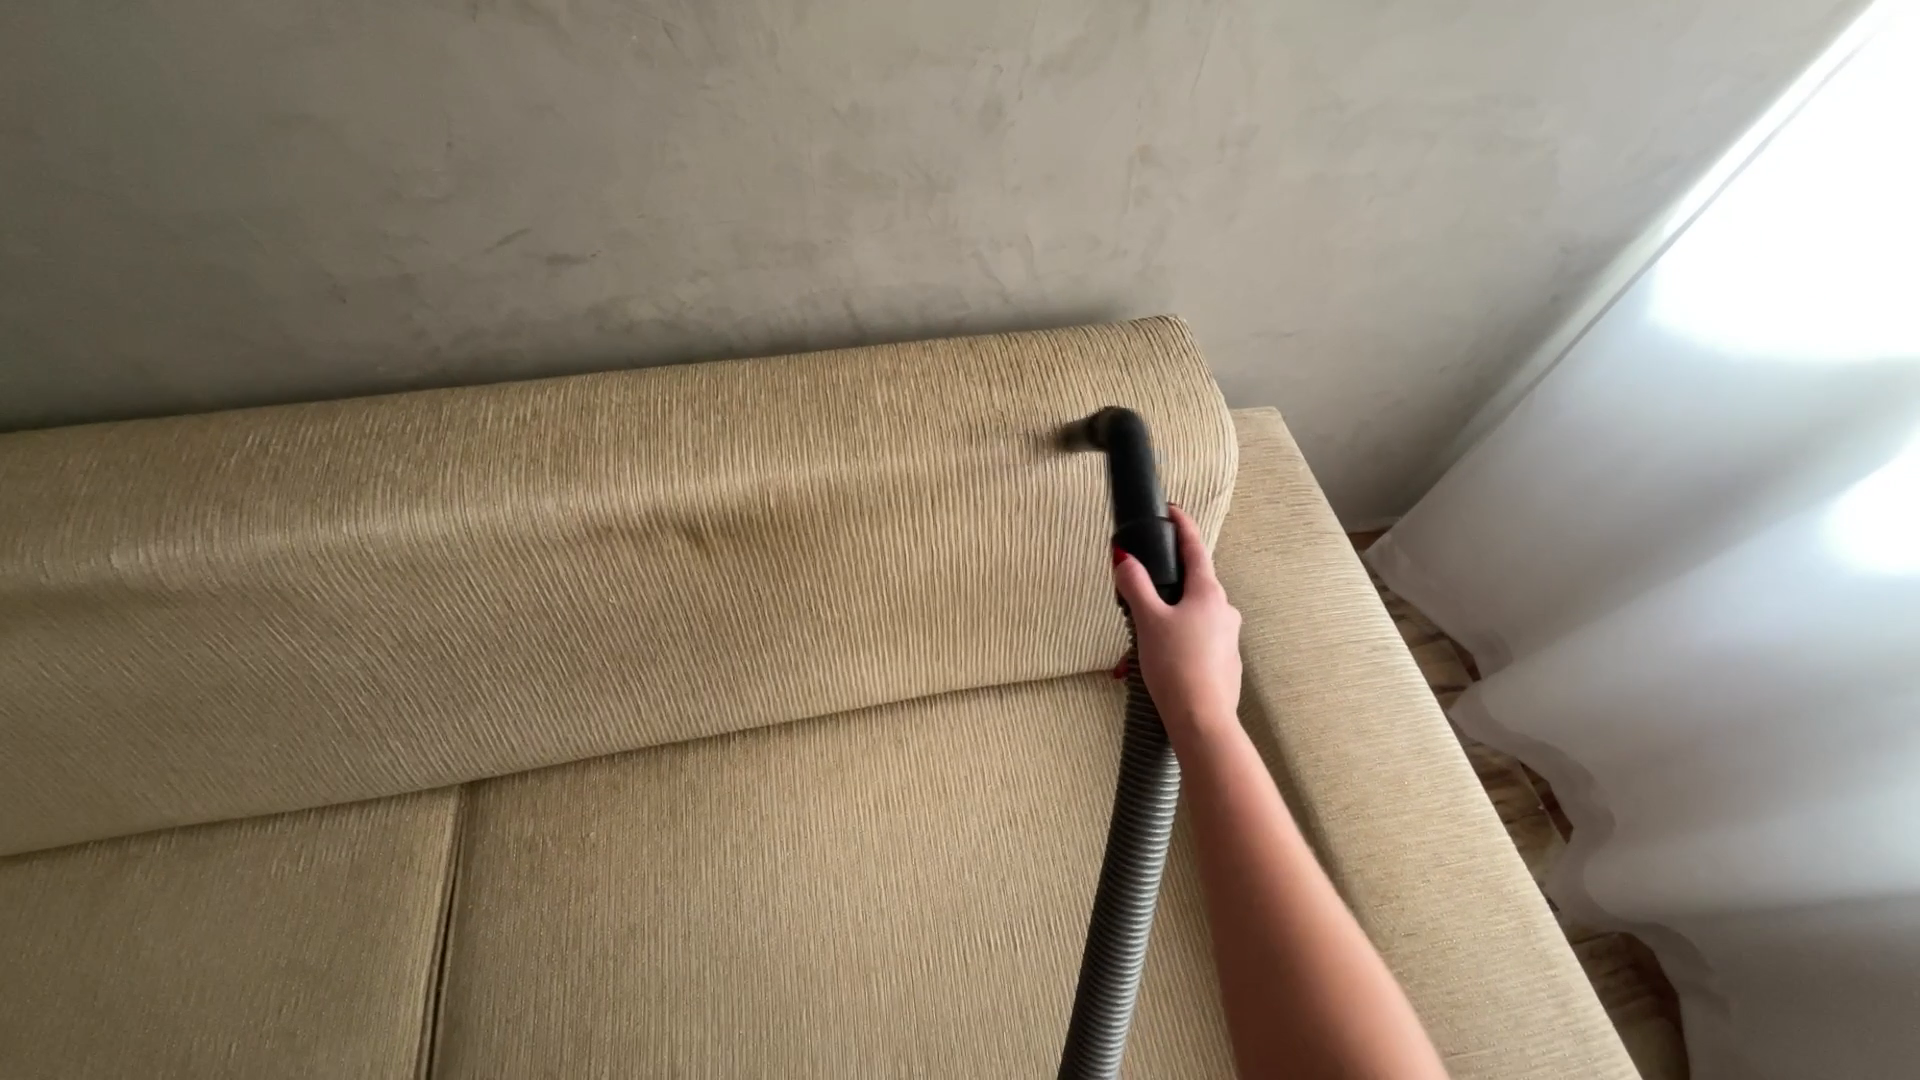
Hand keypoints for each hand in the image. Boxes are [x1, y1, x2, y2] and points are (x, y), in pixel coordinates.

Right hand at [1112, 505, 1243, 739]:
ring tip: (1131, 655)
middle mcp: (1224, 610)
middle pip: (1189, 587)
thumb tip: (1124, 558)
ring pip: (1188, 620)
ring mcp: (1228, 637)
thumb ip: (1135, 585)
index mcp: (1208, 592)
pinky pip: (1194, 644)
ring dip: (1160, 629)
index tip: (1172, 510)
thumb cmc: (1176, 664)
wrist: (1202, 720)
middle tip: (1134, 602)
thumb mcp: (1147, 620)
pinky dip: (1171, 649)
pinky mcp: (1225, 662)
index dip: (1182, 526)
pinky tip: (1150, 670)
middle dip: (1159, 593)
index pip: (1195, 548)